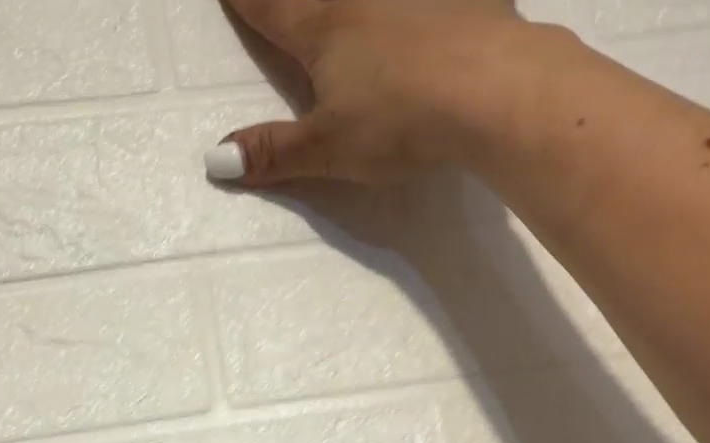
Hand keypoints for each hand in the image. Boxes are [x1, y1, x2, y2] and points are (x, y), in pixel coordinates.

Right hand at [215, 0, 534, 186]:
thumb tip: (213, 160)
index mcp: (322, 28)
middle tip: (292, 3)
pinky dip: (422, 0)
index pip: (268, 6)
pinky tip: (433, 6)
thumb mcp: (330, 149)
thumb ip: (275, 152)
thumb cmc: (402, 122)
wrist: (497, 91)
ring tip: (348, 6)